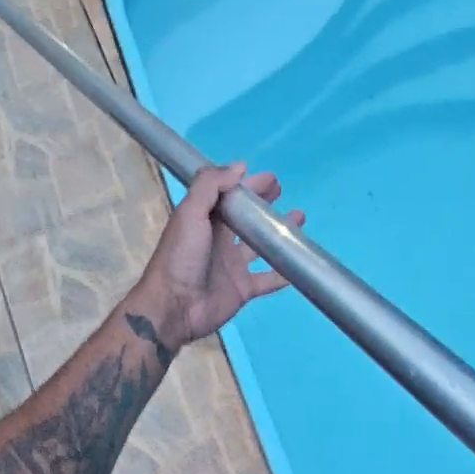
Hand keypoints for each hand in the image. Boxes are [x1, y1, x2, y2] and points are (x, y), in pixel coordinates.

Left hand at [129, 163, 298, 349]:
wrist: (174, 306)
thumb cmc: (180, 257)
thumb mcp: (189, 213)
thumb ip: (210, 186)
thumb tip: (240, 167)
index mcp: (204, 221)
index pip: (229, 197)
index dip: (248, 186)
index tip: (270, 178)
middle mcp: (218, 241)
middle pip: (245, 219)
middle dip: (262, 206)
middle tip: (281, 192)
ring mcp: (231, 266)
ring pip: (260, 247)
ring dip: (278, 234)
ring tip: (299, 219)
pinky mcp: (242, 289)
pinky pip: (268, 280)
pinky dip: (284, 273)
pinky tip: (301, 262)